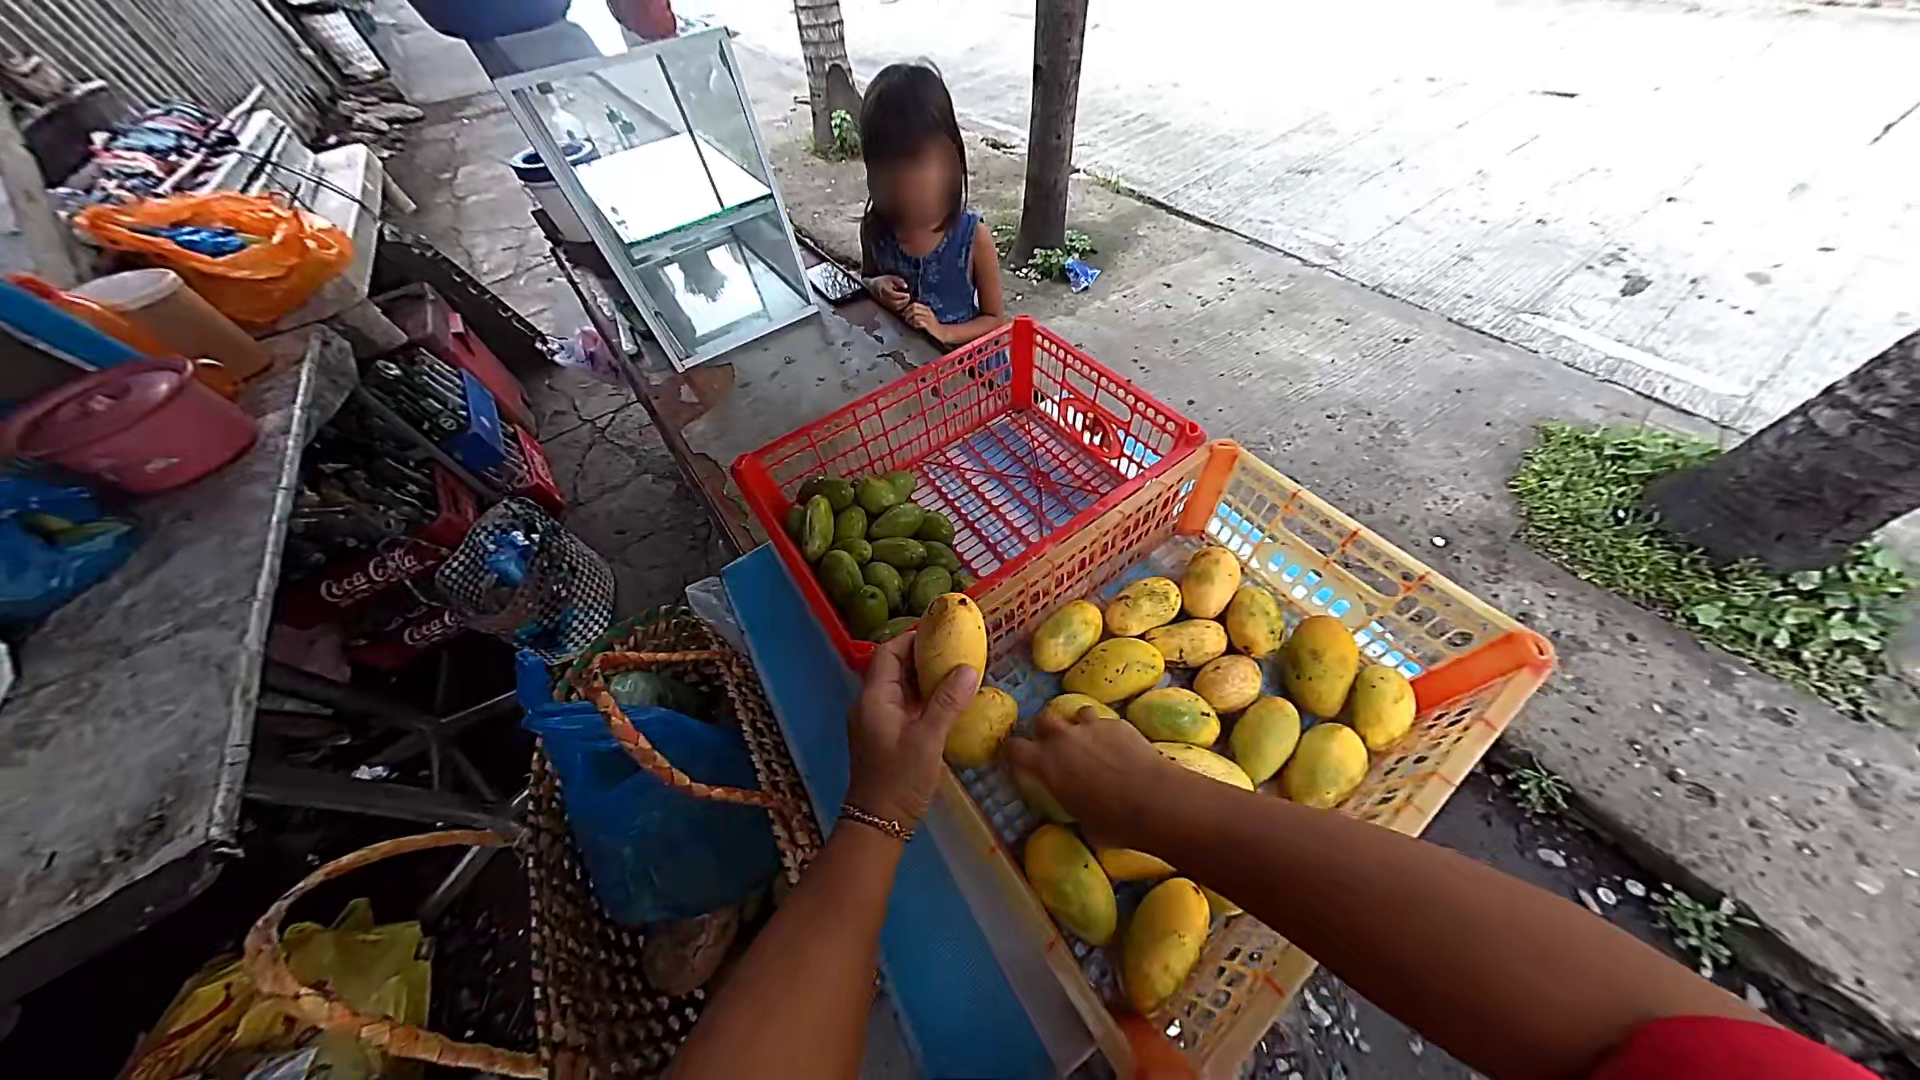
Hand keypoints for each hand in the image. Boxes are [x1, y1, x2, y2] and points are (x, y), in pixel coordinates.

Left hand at [844, 632, 980, 830]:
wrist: (877, 824)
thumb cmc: (899, 779)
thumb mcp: (928, 740)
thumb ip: (947, 702)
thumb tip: (969, 668)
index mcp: (874, 697)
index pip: (887, 653)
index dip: (911, 638)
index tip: (940, 632)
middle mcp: (870, 703)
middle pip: (893, 666)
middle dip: (921, 655)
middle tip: (954, 649)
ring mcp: (876, 719)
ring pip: (899, 686)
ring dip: (924, 676)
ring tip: (955, 669)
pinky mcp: (885, 733)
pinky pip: (903, 703)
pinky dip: (922, 695)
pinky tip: (947, 699)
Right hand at [868, 274, 909, 312]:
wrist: (871, 286)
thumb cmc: (882, 281)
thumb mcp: (890, 278)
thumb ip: (898, 281)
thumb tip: (906, 286)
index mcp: (885, 291)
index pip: (894, 295)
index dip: (902, 296)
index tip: (907, 294)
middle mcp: (884, 298)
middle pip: (895, 304)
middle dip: (903, 301)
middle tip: (908, 297)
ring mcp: (884, 303)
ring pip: (895, 307)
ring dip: (902, 305)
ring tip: (906, 300)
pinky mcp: (885, 306)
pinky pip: (894, 309)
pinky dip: (899, 307)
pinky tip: (902, 303)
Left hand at [904, 302, 946, 341]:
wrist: (942, 333)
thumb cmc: (932, 326)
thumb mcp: (926, 317)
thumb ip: (919, 314)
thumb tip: (907, 313)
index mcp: (927, 309)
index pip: (915, 304)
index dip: (908, 308)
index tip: (905, 314)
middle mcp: (927, 312)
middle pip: (914, 307)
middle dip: (907, 313)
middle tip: (906, 319)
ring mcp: (928, 318)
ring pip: (915, 314)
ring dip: (910, 319)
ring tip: (910, 323)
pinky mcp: (927, 324)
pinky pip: (918, 321)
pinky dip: (914, 323)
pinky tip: (915, 326)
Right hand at [1004, 709, 1174, 840]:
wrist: (1155, 801)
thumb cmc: (1113, 822)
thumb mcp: (1079, 818)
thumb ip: (1069, 799)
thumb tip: (1074, 800)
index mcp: (1046, 763)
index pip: (1014, 748)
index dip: (1015, 752)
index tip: (1019, 758)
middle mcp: (1063, 738)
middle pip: (1043, 720)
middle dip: (1047, 730)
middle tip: (1058, 747)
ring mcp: (1091, 725)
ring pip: (1077, 713)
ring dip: (1080, 726)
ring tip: (1093, 743)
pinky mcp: (1117, 722)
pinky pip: (1106, 722)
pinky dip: (1108, 733)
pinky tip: (1121, 749)